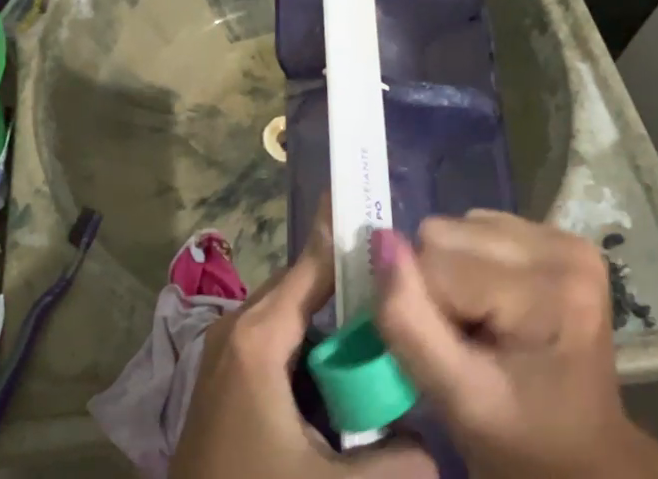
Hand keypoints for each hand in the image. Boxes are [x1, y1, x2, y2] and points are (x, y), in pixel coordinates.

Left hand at [171, 201, 434, 478]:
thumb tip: (432, 438)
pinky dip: (313, 359)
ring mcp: (225, 355)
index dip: (352, 237)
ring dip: (335, 335)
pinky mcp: (225, 383)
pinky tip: (345, 386)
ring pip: (295, 325)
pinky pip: (279, 351)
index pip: (315, 264)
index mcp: (258, 336)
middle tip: (406, 298)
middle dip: (355, 296)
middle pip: (308, 293)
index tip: (382, 205)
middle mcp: (236, 330)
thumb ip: (404, 456)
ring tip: (382, 344)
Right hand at [371, 211, 657, 478]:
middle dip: (437, 287)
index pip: (434, 263)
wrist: (582, 456)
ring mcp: (562, 238)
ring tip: (482, 326)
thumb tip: (379, 239)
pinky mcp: (556, 238)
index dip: (425, 312)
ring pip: (455, 227)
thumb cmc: (520, 439)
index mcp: (549, 289)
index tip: (455, 358)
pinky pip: (475, 229)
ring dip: (452, 275)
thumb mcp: (456, 397)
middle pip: (444, 234)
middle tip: (467, 341)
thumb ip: (408, 321)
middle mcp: (561, 247)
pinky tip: (494, 306)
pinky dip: (470, 266)